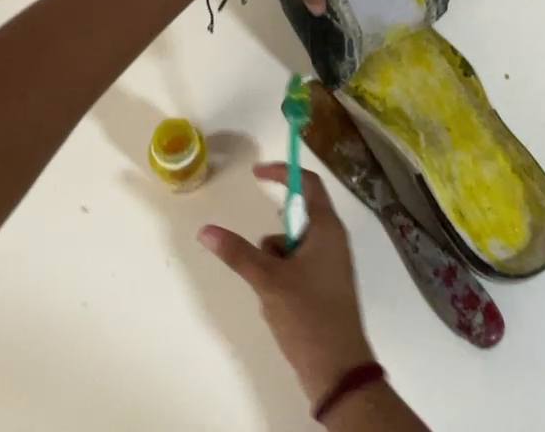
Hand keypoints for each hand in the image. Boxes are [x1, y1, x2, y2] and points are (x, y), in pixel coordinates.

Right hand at [198, 164, 375, 403]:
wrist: (338, 370)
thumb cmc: (308, 316)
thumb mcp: (268, 280)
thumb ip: (237, 252)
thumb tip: (206, 230)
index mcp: (327, 228)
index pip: (308, 184)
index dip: (283, 173)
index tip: (256, 173)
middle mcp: (333, 240)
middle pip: (297, 217)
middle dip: (272, 235)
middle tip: (260, 259)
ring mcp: (330, 264)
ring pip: (292, 246)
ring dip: (273, 262)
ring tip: (271, 292)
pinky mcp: (325, 286)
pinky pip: (297, 267)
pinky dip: (281, 277)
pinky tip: (278, 305)